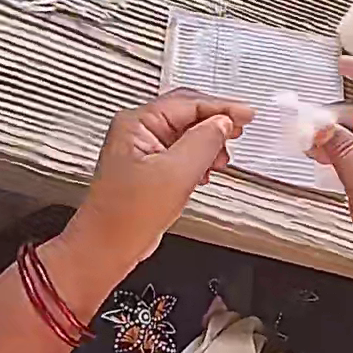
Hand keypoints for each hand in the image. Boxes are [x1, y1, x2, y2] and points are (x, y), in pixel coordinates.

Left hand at [58, 91, 254, 272]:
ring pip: (186, 134)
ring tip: (223, 156)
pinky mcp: (149, 169)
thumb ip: (204, 141)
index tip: (246, 114)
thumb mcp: (175, 173)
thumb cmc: (126, 215)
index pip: (189, 103)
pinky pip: (181, 153)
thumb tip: (222, 123)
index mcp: (138, 123)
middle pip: (187, 114)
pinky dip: (199, 158)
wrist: (106, 249)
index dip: (222, 108)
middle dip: (216, 122)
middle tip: (240, 128)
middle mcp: (137, 132)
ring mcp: (142, 150)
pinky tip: (207, 170)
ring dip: (209, 143)